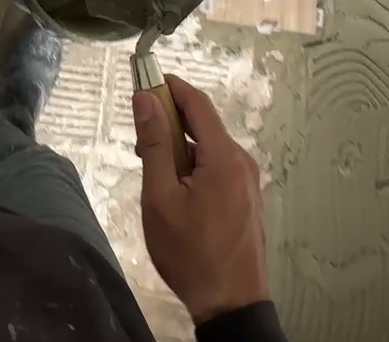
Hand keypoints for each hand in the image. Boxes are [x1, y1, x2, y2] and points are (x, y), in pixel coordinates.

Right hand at [133, 74, 268, 322]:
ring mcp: (248, 182)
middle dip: (170, 120)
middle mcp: (241, 161)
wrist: (232, 308)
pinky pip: (217, 166)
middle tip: (140, 140)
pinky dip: (194, 164)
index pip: (196, 102)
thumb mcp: (161, 197)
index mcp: (224, 156)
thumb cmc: (190, 252)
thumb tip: (145, 98)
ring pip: (209, 147)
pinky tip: (176, 189)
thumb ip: (154, 144)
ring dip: (180, 146)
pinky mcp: (246, 199)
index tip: (143, 80)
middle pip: (203, 123)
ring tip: (154, 173)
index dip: (170, 86)